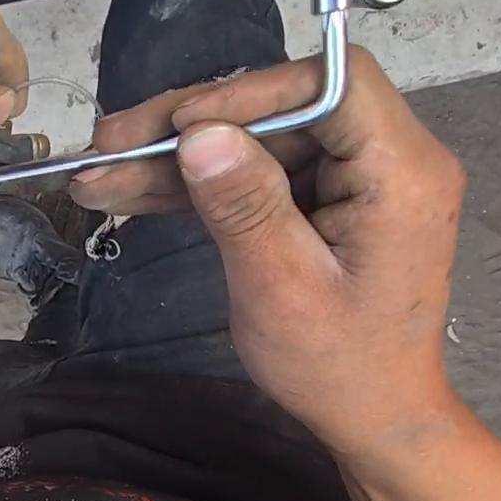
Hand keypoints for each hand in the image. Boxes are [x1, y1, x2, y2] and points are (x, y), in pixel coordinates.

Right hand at [67, 47, 467, 455]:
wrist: (368, 415)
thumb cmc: (334, 364)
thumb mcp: (280, 288)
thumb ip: (244, 206)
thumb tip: (198, 135)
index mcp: (398, 172)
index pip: (331, 85)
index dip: (249, 92)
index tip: (177, 125)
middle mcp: (382, 161)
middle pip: (279, 112)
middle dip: (189, 127)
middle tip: (110, 143)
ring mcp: (347, 183)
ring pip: (254, 146)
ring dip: (176, 160)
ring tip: (101, 171)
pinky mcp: (318, 205)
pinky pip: (253, 180)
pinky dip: (196, 188)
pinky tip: (134, 193)